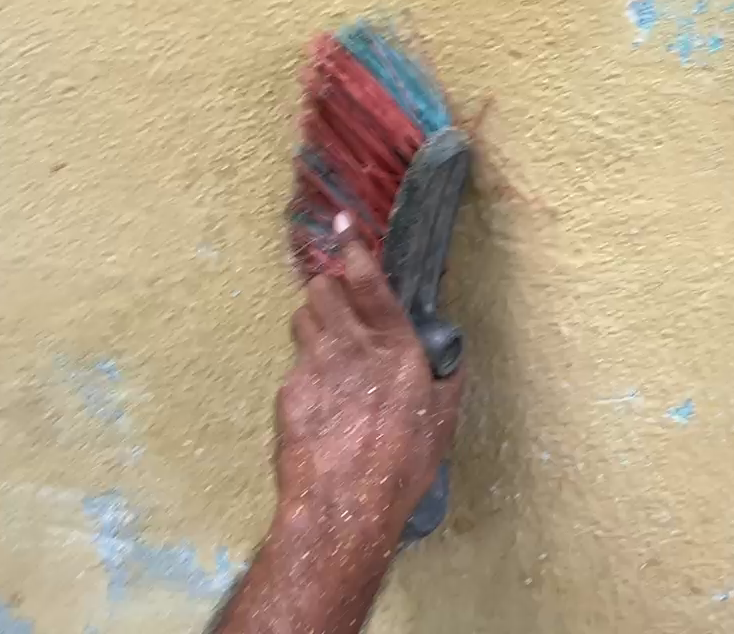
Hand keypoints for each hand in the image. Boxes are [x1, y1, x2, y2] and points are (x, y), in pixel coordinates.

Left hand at [213, 243, 464, 633]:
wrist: (343, 506)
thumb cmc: (404, 460)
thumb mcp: (443, 416)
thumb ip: (445, 376)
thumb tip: (446, 355)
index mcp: (394, 344)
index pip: (368, 281)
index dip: (353, 250)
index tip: (342, 227)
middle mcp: (350, 344)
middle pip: (322, 290)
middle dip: (328, 288)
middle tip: (340, 305)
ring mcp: (313, 366)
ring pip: (303, 319)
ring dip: (315, 321)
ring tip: (329, 346)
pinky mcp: (287, 393)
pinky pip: (295, 366)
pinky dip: (307, 372)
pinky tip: (319, 403)